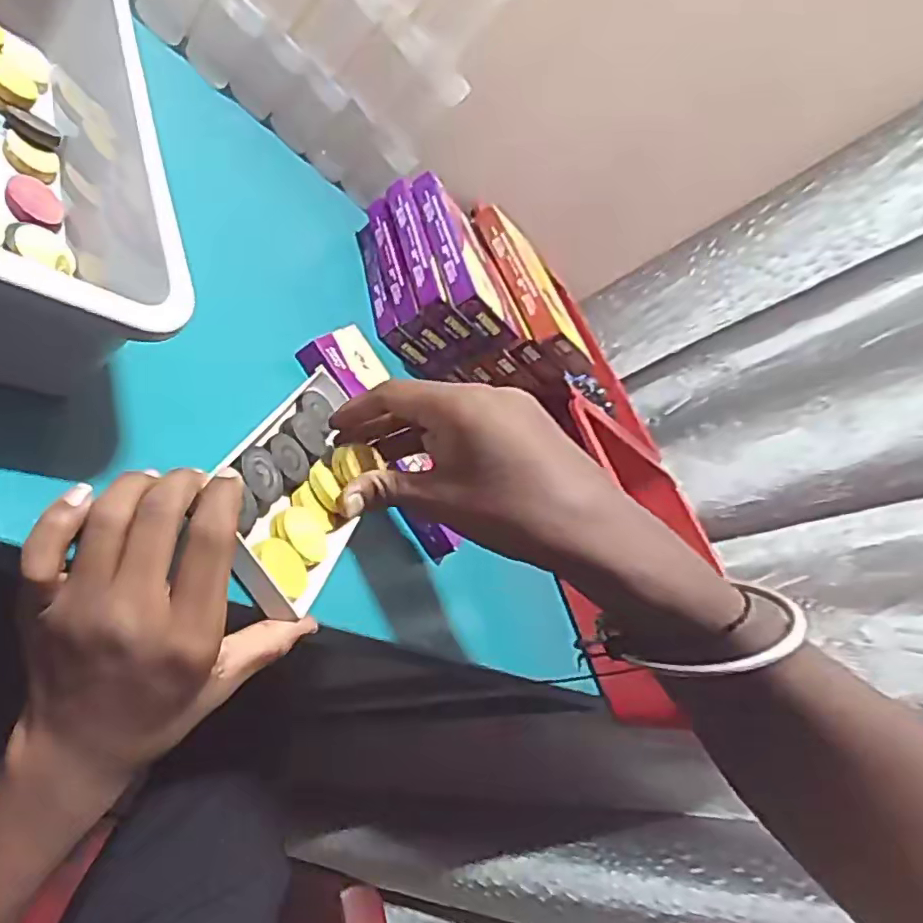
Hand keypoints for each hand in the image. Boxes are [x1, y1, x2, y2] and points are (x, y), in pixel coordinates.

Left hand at [11, 470, 316, 800]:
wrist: (76, 747)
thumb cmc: (153, 717)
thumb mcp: (214, 689)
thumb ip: (261, 648)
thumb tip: (309, 620)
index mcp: (185, 636)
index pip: (211, 543)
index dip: (222, 498)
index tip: (226, 484)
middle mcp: (133, 612)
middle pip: (158, 516)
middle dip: (181, 483)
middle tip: (190, 480)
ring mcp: (79, 604)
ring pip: (107, 517)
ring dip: (133, 485)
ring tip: (150, 482)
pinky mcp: (37, 602)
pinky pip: (44, 542)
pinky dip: (62, 510)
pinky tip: (87, 495)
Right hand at [328, 381, 637, 572]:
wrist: (591, 528)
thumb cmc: (507, 509)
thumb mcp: (437, 499)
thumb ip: (386, 489)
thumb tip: (342, 498)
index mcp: (457, 403)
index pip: (391, 394)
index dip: (356, 410)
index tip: (331, 428)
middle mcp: (481, 394)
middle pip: (416, 400)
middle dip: (377, 424)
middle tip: (347, 446)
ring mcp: (506, 406)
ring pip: (440, 412)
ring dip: (404, 433)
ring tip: (375, 458)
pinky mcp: (521, 424)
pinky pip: (464, 422)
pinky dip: (434, 437)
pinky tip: (421, 461)